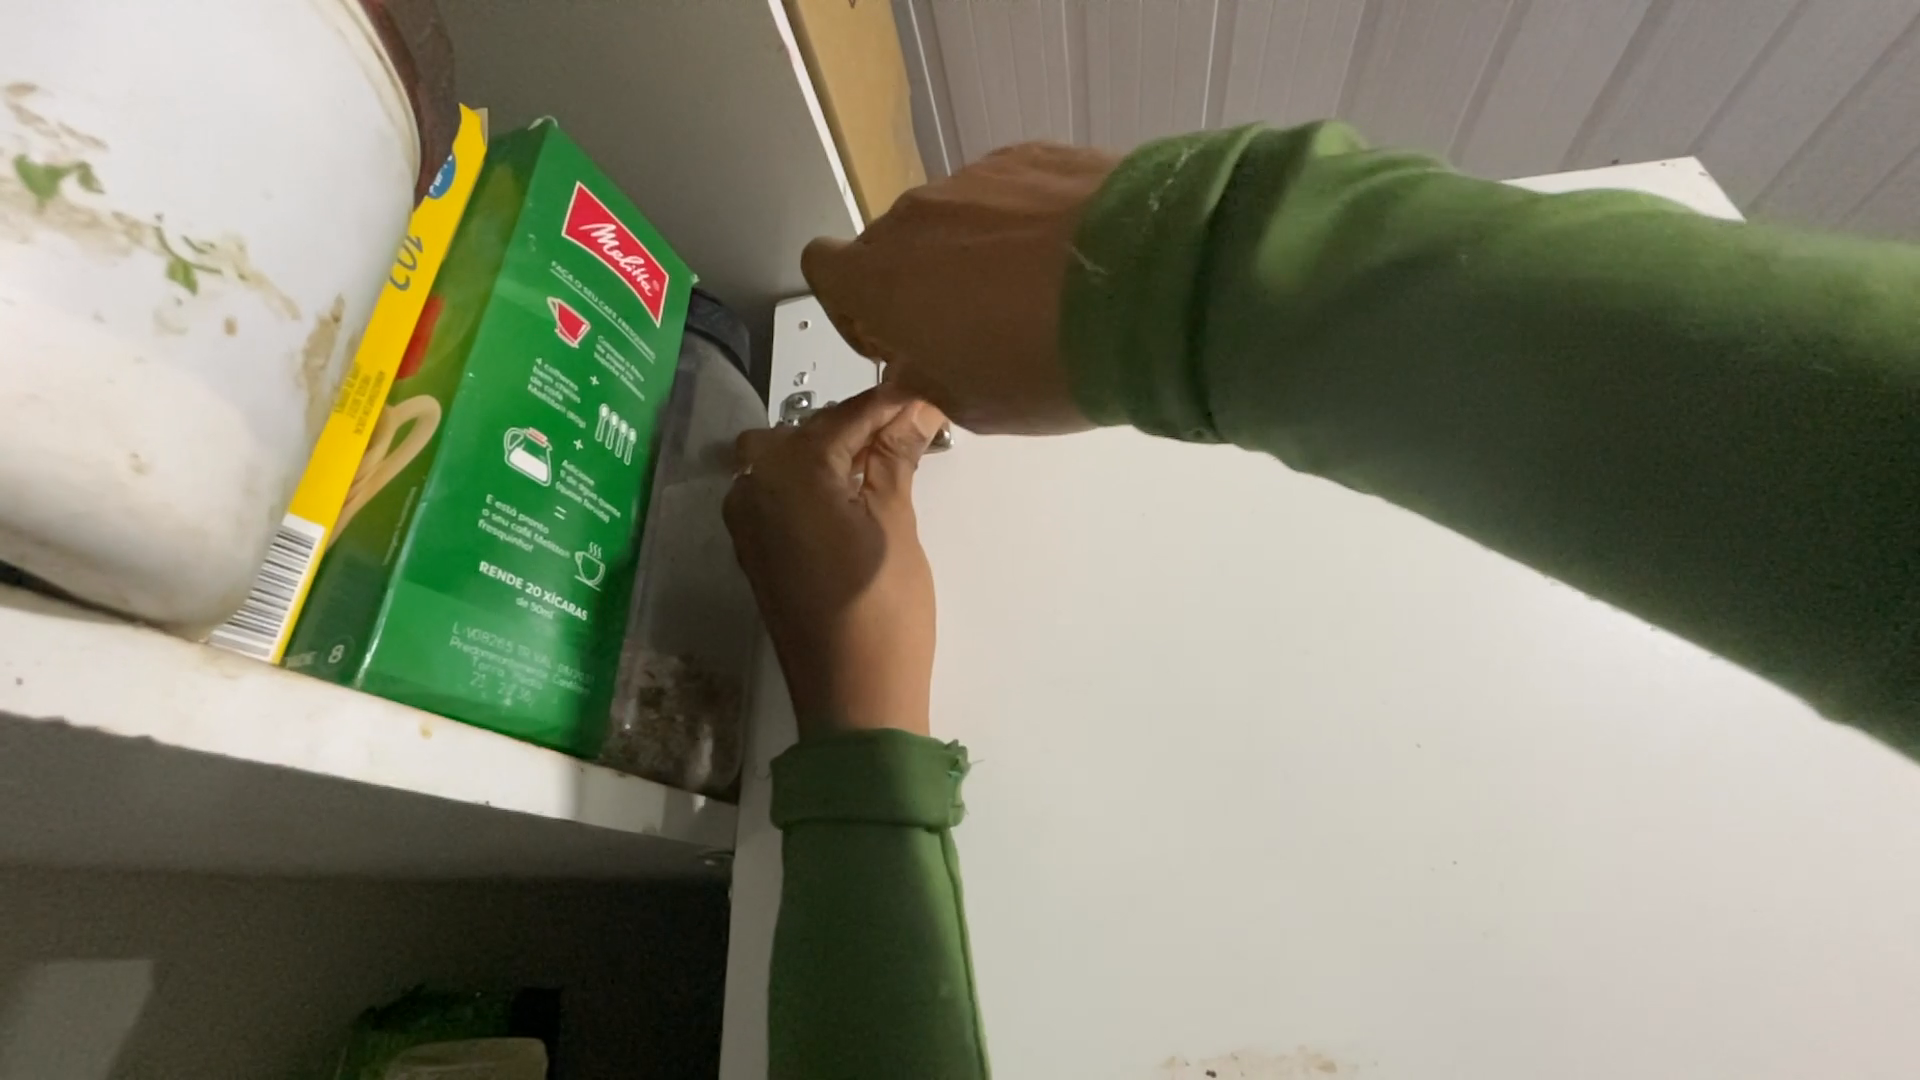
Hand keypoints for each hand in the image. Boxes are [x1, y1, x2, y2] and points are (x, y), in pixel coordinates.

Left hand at [724, 388, 945, 738]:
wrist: (852, 697)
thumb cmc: (884, 608)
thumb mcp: (896, 523)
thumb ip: (896, 458)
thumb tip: (915, 408)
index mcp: (788, 470)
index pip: (846, 416)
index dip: (891, 403)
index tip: (927, 394)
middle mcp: (753, 486)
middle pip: (809, 432)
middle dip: (859, 426)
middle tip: (912, 433)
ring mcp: (746, 520)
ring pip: (788, 460)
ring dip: (833, 453)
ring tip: (885, 467)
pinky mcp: (754, 549)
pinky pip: (780, 495)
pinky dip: (813, 485)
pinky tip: (854, 497)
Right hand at [802, 142, 1119, 434]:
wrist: (1148, 290)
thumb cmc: (1045, 362)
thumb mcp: (971, 405)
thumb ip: (925, 381)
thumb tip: (919, 364)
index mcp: (879, 281)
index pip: (824, 274)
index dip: (855, 311)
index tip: (896, 339)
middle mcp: (914, 217)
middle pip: (891, 248)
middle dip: (917, 288)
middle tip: (971, 333)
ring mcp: (973, 180)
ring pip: (949, 222)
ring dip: (970, 258)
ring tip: (1031, 302)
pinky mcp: (1031, 158)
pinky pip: (1003, 198)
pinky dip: (1018, 229)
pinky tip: (1062, 266)